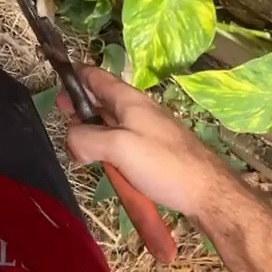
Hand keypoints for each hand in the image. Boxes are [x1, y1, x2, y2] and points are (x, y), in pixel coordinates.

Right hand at [56, 66, 250, 222]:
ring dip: (95, 132)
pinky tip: (112, 166)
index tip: (57, 95)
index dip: (71, 78)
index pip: (92, 74)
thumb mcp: (116, 148)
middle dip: (80, 108)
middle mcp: (138, 108)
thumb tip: (71, 141)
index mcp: (128, 98)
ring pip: (112, 122)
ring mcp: (150, 129)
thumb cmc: (164, 164)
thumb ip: (84, 138)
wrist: (213, 197)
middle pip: (100, 98)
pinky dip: (111, 148)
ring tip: (86, 150)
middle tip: (68, 124)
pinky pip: (126, 141)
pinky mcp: (158, 151)